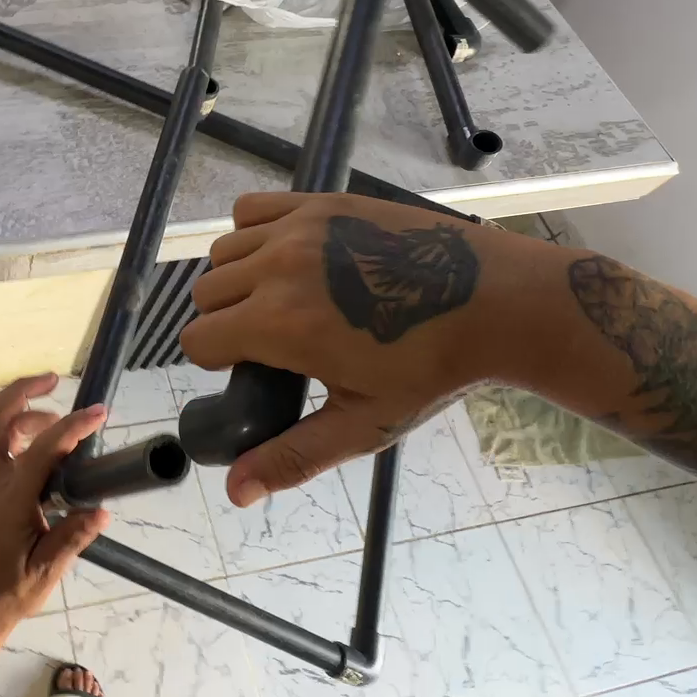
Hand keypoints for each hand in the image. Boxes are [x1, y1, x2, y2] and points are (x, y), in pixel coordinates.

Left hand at [0, 374, 111, 629]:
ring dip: (21, 410)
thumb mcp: (47, 571)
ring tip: (57, 415)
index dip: (71, 428)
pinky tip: (42, 441)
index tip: (98, 414)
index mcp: (10, 500)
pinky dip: (17, 429)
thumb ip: (72, 537)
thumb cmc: (9, 590)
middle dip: (20, 392)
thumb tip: (101, 512)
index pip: (42, 451)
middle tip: (53, 379)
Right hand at [179, 192, 558, 506]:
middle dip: (226, 320)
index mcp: (280, 325)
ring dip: (236, 278)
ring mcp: (297, 229)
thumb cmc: (430, 370)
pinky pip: (249, 210)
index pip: (198, 338)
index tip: (254, 366)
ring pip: (223, 252)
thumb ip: (291, 456)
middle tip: (272, 337)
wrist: (498, 303)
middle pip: (205, 293)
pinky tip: (284, 254)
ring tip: (281, 296)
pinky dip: (251, 231)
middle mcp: (276, 268)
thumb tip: (234, 494)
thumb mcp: (361, 423)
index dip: (218, 360)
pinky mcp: (319, 203)